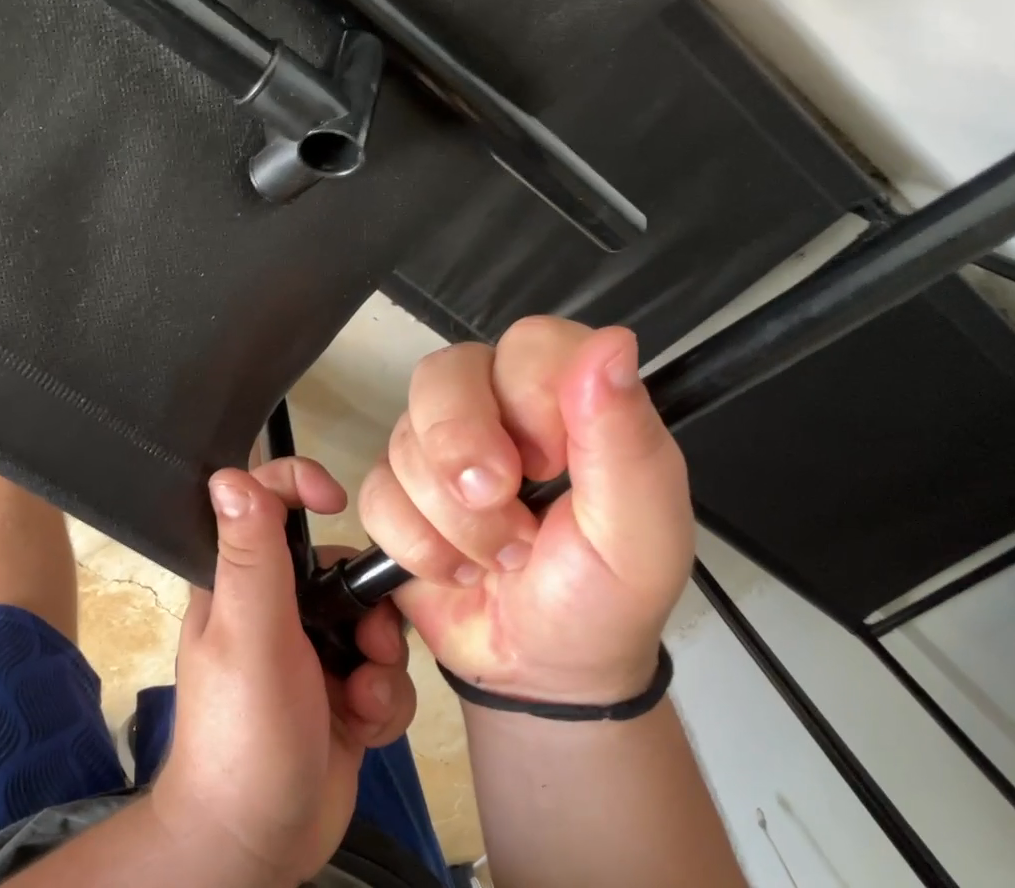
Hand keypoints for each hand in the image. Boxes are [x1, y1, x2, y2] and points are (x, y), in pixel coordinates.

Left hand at [151, 459, 417, 884]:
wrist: (259, 840)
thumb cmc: (244, 732)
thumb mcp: (250, 638)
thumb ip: (250, 559)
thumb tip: (231, 476)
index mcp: (238, 582)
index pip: (263, 502)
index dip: (297, 485)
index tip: (336, 500)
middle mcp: (275, 608)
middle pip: (341, 569)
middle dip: (368, 608)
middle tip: (369, 648)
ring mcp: (312, 653)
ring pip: (374, 624)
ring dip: (383, 666)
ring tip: (364, 703)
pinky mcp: (343, 693)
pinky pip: (386, 674)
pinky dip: (385, 703)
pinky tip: (364, 730)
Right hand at [358, 317, 693, 704]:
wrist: (540, 671)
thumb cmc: (604, 599)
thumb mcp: (639, 532)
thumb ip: (627, 439)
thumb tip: (612, 343)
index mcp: (565, 401)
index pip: (528, 344)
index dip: (528, 397)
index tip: (552, 464)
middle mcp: (496, 410)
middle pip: (441, 375)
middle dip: (459, 449)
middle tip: (499, 503)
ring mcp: (436, 449)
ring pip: (402, 440)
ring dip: (451, 520)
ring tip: (499, 559)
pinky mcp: (393, 492)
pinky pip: (374, 494)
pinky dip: (415, 545)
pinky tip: (454, 569)